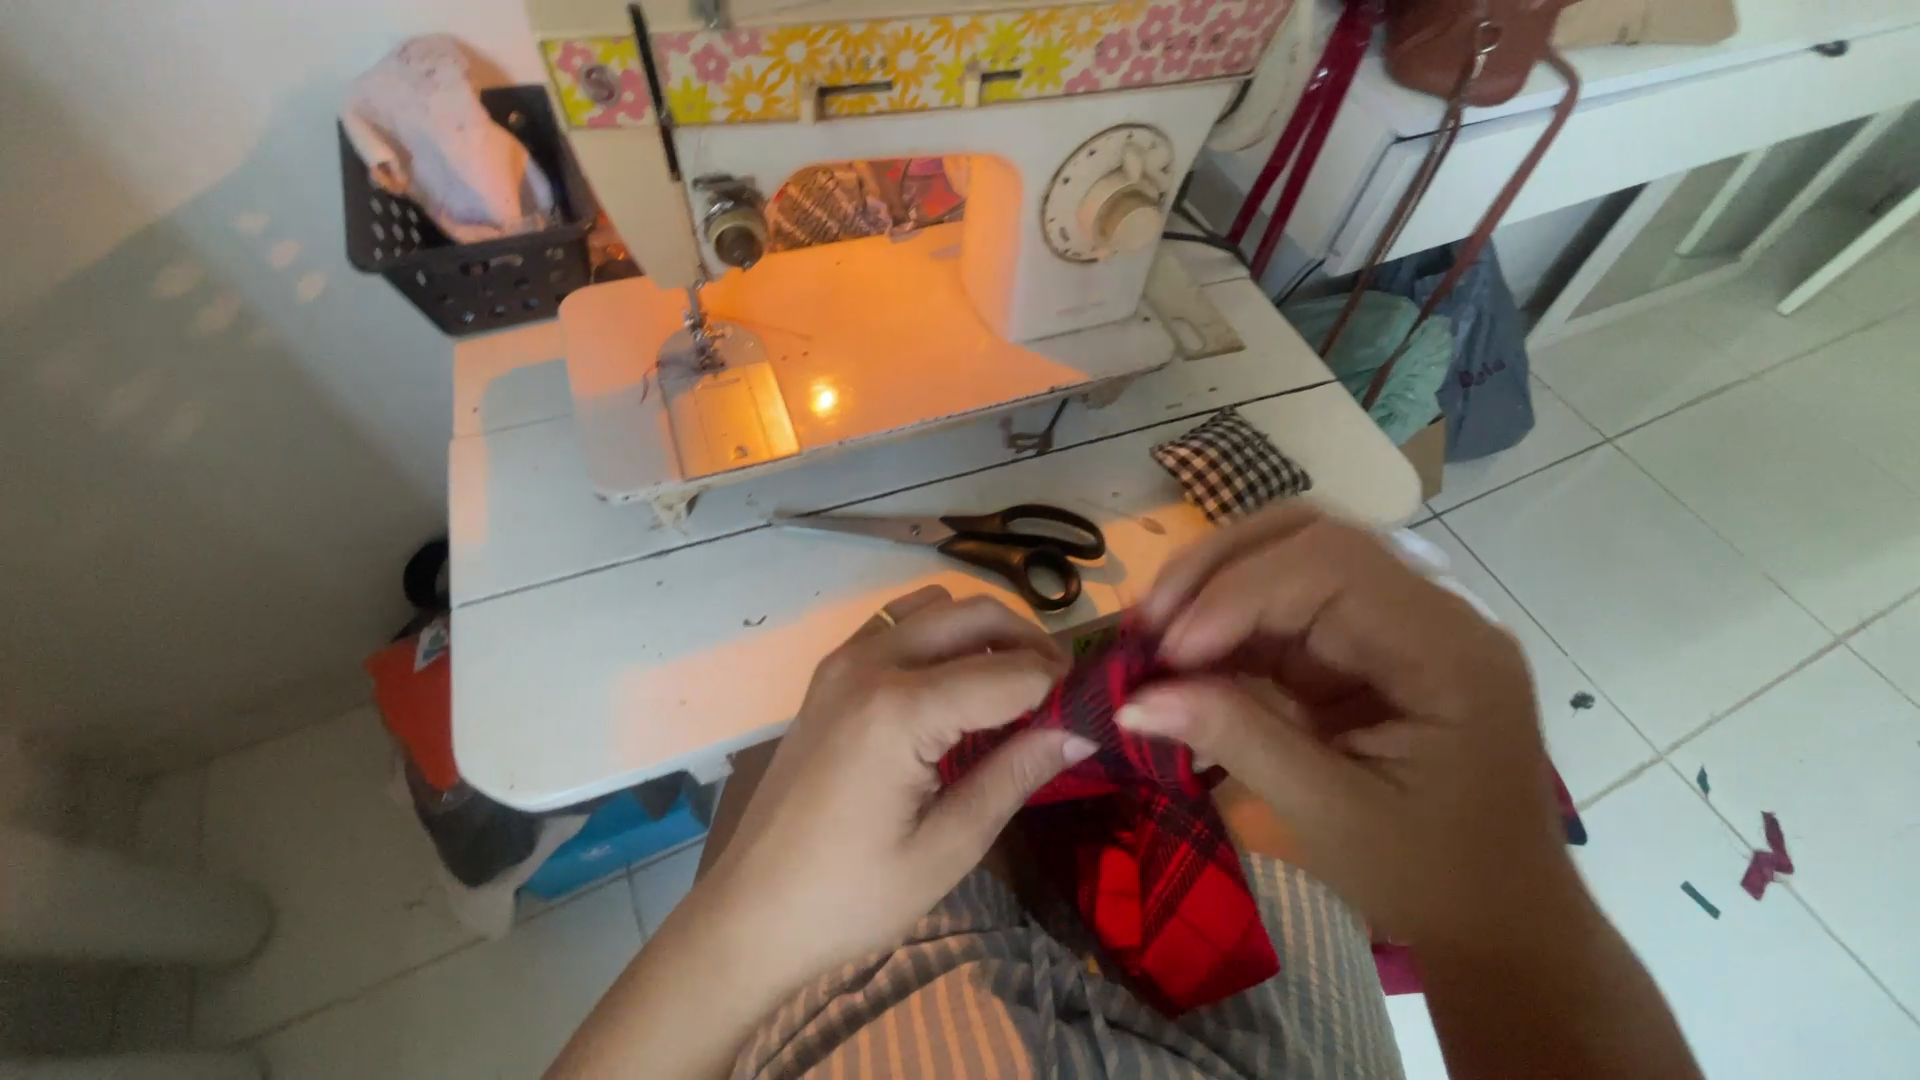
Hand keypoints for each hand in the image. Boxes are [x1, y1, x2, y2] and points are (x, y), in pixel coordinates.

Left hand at [545, 587, 1091, 1079]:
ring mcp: (843, 661)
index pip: (1010, 671)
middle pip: (976, 615)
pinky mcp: (829, 673)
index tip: (1093, 708)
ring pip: (937, 607)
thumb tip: (1081, 728)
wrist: (750, 914)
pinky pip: (898, 623)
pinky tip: (952, 683)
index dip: (1061, 685)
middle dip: (1030, 643)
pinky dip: (939, 634)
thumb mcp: (948, 847)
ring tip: (1012, 685)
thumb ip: (1016, 774)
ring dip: (984, 631)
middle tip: (1062, 693)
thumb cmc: (852, 896)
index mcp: (901, 708)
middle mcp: (871, 663)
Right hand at [1120, 505, 1581, 946]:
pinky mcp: (1360, 645)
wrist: (1498, 920)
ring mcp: (1394, 624)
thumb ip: (1236, 739)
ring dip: (1212, 586)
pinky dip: (1224, 623)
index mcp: (1448, 648)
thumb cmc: (1434, 880)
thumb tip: (1132, 700)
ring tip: (1153, 632)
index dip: (1235, 595)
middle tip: (1148, 623)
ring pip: (1289, 558)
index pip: (1330, 567)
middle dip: (1216, 570)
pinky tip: (1181, 652)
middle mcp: (1429, 612)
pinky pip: (1282, 607)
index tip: (1167, 656)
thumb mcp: (1332, 815)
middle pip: (1309, 537)